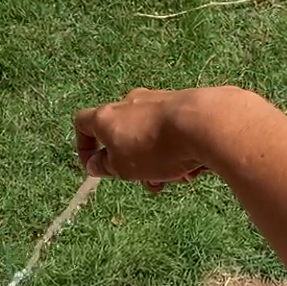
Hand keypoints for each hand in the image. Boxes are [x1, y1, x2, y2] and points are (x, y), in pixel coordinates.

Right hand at [74, 87, 225, 190]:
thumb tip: (96, 163)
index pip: (83, 124)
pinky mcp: (184, 106)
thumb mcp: (123, 167)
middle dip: (135, 164)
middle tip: (149, 183)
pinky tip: (194, 165)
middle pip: (123, 136)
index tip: (96, 167)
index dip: (85, 147)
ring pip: (151, 138)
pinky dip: (179, 151)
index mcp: (107, 116)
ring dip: (160, 162)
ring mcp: (158, 102)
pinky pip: (175, 133)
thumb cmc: (156, 147)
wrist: (203, 124)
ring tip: (178, 178)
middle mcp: (130, 104)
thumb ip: (106, 166)